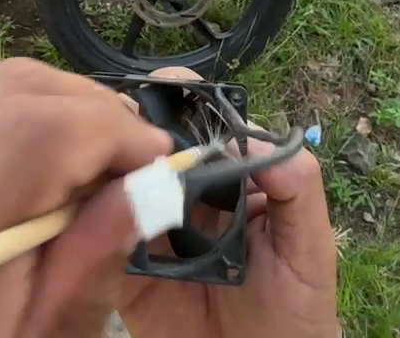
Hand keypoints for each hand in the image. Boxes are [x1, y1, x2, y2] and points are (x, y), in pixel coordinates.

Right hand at [117, 68, 339, 337]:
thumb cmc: (294, 315)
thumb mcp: (309, 248)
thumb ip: (298, 188)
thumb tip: (246, 139)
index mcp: (228, 180)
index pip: (203, 126)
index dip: (183, 99)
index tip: (166, 85)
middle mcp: (184, 195)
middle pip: (153, 145)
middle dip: (134, 125)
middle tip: (122, 122)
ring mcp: (151, 229)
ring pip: (121, 183)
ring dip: (108, 165)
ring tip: (102, 159)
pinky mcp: (125, 270)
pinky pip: (101, 238)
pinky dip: (91, 218)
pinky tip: (89, 206)